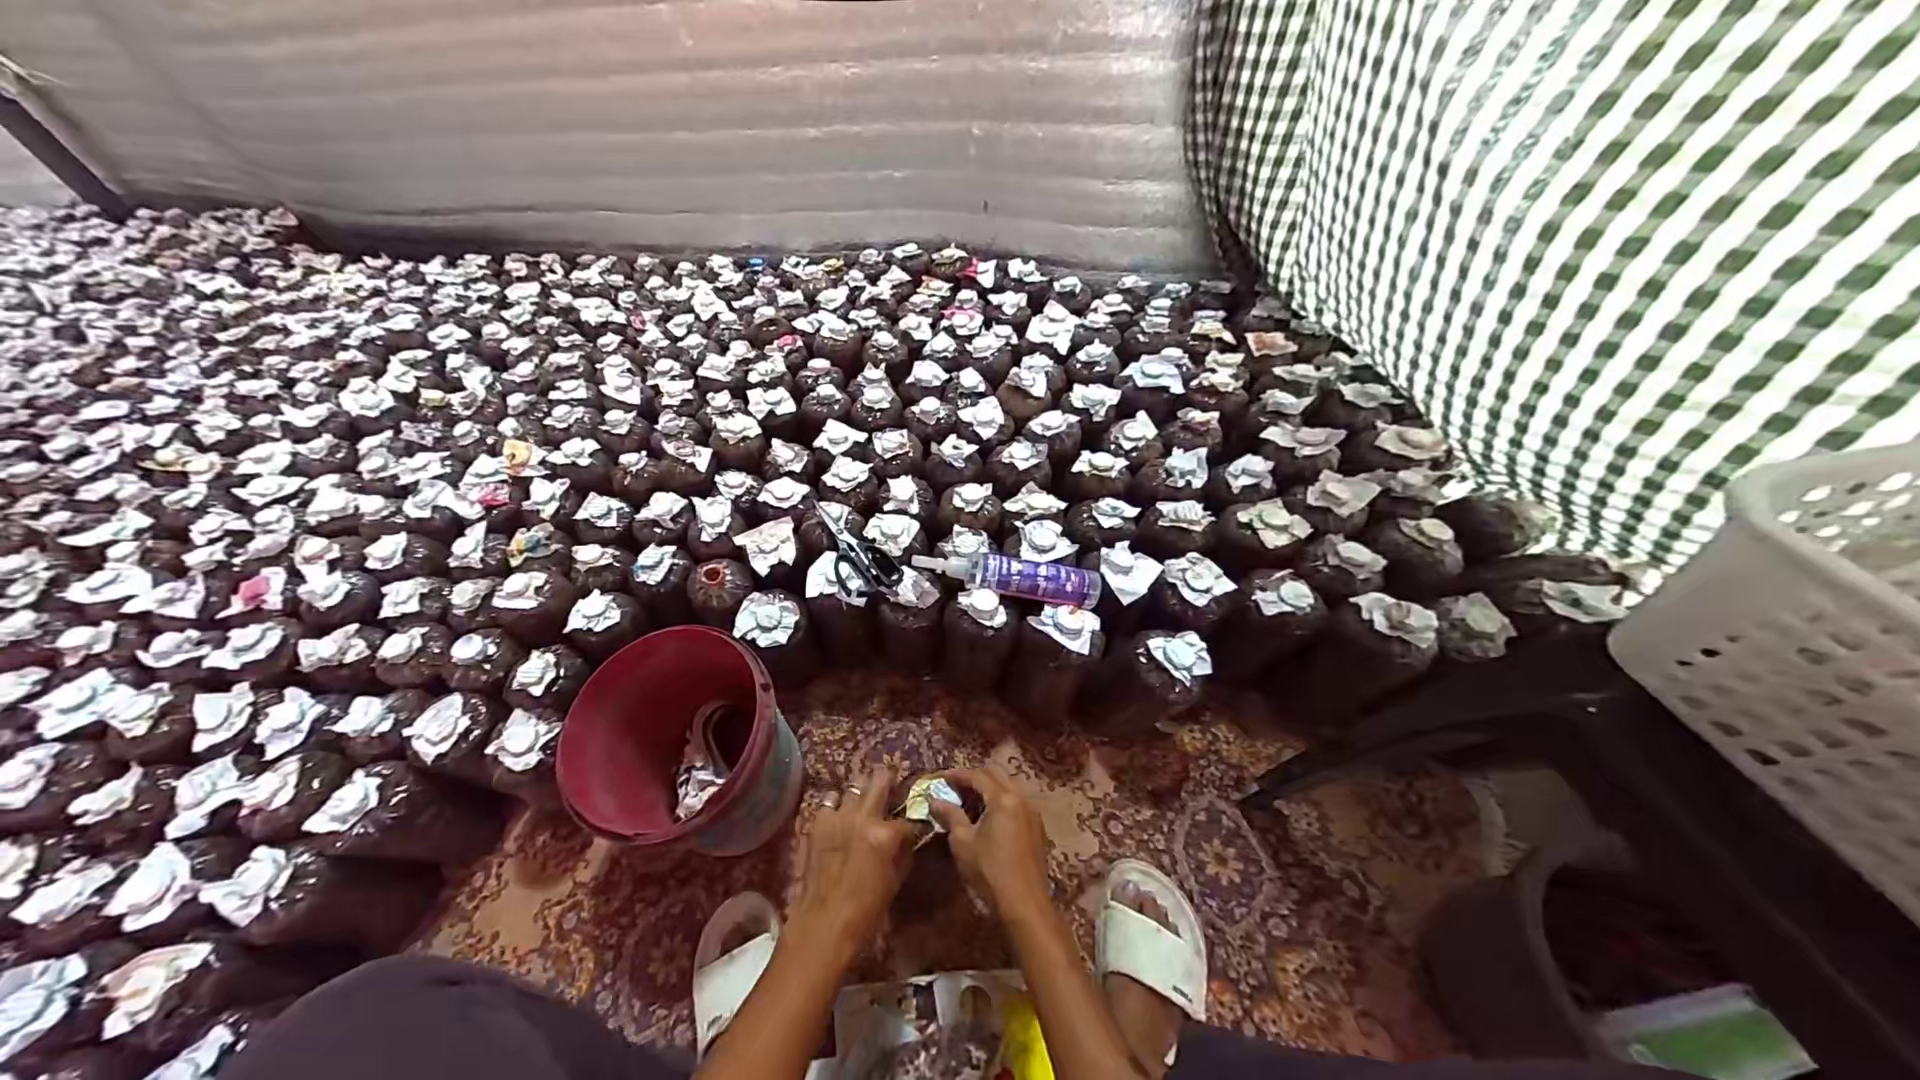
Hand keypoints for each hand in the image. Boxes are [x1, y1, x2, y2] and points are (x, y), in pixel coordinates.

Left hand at [790, 767, 914, 958]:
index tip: (917, 822)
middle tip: (892, 782)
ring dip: (863, 788)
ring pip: (854, 786)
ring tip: (865, 794)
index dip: (915, 821)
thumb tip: (910, 839)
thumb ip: (904, 853)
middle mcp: (863, 817)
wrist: (823, 923)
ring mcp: (838, 817)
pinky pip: (829, 800)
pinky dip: (837, 802)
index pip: (908, 819)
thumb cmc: (865, 910)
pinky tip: (840, 811)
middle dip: (889, 780)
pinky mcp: (818, 823)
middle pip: (880, 781)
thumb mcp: (894, 882)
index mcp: (886, 834)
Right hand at [931, 767, 1050, 914]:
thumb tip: (935, 800)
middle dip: (976, 777)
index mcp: (1003, 799)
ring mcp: (1033, 812)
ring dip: (991, 788)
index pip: (978, 776)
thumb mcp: (963, 842)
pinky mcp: (1037, 827)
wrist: (1025, 903)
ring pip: (1010, 787)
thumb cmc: (989, 871)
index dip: (958, 774)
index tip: (942, 777)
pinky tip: (990, 816)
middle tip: (956, 786)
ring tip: (971, 801)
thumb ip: (950, 816)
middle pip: (997, 775)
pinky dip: (1003, 800)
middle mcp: (1022, 798)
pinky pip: (1018, 802)